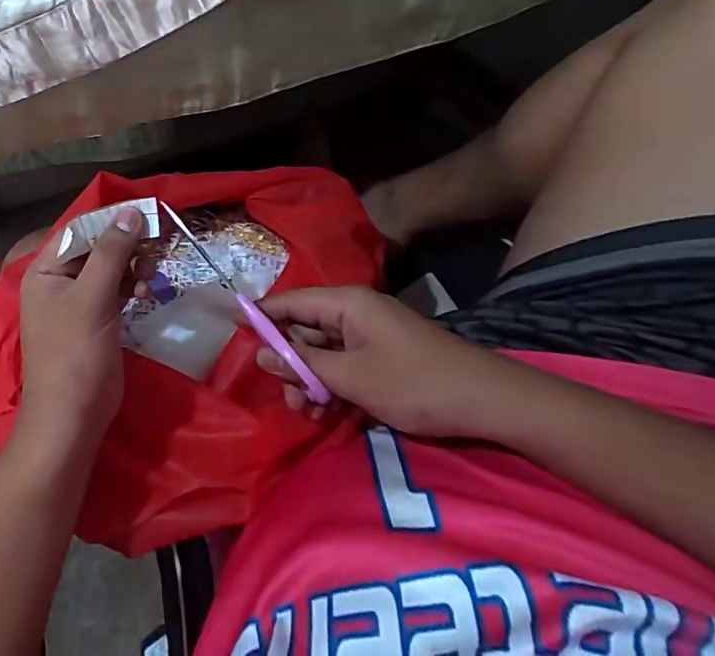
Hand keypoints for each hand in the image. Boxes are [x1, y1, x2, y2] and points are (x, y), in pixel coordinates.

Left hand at [17, 207, 143, 450]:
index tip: (147, 215)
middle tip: (155, 247)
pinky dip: (134, 284)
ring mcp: (79, 300)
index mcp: (46, 270)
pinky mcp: (98, 317)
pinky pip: (118, 287)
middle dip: (127, 244)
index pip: (80, 229)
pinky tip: (148, 291)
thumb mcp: (92, 298)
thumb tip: (130, 212)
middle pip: (98, 245)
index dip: (112, 219)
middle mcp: (59, 280)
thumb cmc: (74, 355)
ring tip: (151, 275)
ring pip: (112, 265)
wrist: (73, 418)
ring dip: (134, 264)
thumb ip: (112, 252)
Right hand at [254, 286, 524, 438]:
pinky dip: (334, 387)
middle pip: (306, 330)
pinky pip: (345, 365)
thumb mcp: (352, 378)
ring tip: (313, 414)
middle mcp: (356, 312)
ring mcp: (370, 335)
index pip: (292, 301)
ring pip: (324, 353)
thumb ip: (305, 365)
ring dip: (312, 382)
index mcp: (347, 304)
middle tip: (292, 399)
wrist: (482, 399)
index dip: (262, 314)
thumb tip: (263, 354)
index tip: (233, 328)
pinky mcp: (382, 356)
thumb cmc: (413, 382)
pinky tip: (330, 414)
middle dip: (292, 364)